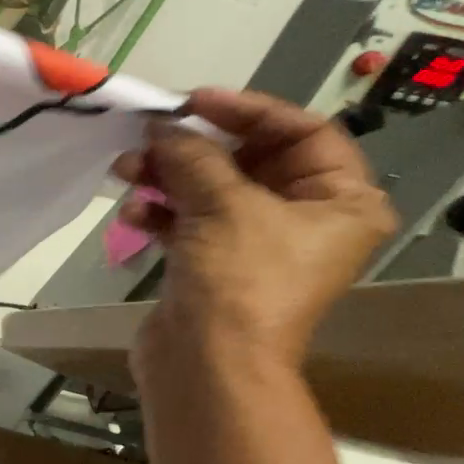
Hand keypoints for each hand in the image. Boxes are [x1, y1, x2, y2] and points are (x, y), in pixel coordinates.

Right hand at [114, 88, 395, 373]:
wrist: (207, 362)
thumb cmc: (239, 280)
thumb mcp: (224, 206)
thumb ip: (194, 159)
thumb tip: (162, 127)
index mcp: (340, 200)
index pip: (302, 133)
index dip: (247, 111)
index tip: (191, 101)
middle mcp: (304, 219)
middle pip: (248, 162)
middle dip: (194, 148)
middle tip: (147, 137)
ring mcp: (253, 245)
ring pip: (209, 192)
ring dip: (166, 178)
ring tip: (124, 170)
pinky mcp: (210, 266)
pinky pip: (187, 224)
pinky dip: (159, 213)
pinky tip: (132, 212)